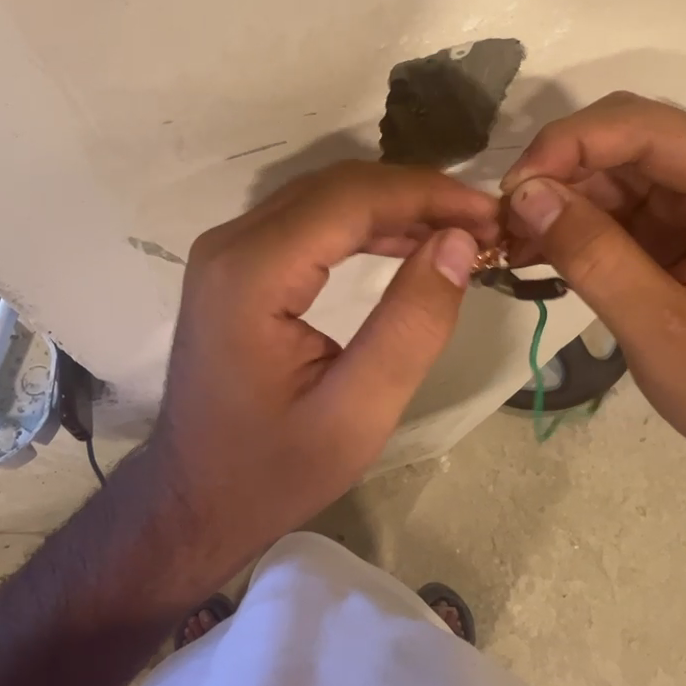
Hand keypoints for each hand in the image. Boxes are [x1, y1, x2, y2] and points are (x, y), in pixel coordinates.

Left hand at [145, 160, 498, 571]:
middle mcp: (231, 243)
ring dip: (393, 207)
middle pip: (336, 188)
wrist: (193, 497)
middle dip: (416, 196)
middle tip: (484, 226)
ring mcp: (227, 250)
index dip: (427, 194)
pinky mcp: (235, 264)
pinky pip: (306, 222)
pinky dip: (361, 225)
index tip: (492, 214)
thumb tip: (458, 242)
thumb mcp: (356, 414)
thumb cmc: (272, 470)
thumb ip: (411, 325)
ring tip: (459, 234)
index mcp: (252, 274)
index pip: (350, 199)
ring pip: (323, 197)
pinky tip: (407, 244)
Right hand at [500, 93, 685, 492]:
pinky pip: (611, 204)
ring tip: (508, 241)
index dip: (573, 142)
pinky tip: (531, 251)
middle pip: (627, 138)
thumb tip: (523, 194)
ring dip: (555, 196)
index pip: (651, 128)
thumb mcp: (667, 333)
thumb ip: (596, 258)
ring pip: (610, 168)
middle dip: (559, 168)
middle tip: (504, 218)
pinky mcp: (677, 229)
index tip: (512, 188)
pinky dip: (567, 221)